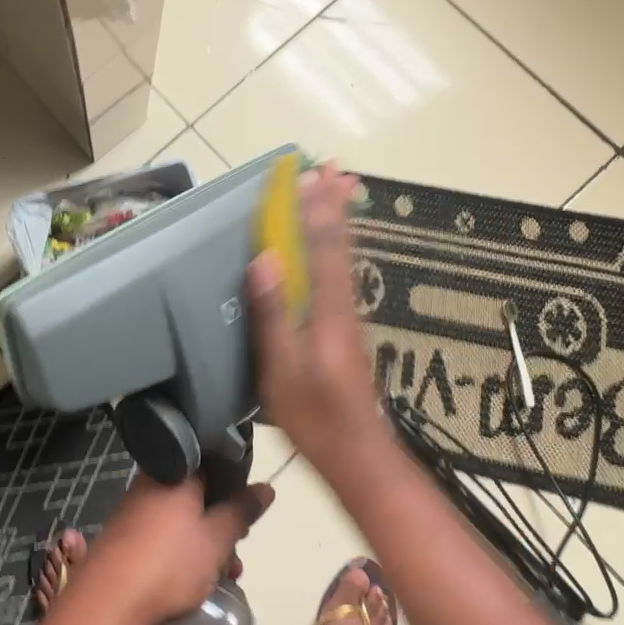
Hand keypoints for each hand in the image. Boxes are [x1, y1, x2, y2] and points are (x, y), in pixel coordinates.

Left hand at [71, 475, 273, 624]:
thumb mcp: (216, 538)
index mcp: (175, 470)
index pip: (212, 462)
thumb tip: (266, 488)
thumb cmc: (169, 560)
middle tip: (235, 552)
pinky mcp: (127, 531)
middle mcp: (153, 480)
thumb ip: (241, 511)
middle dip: (222, 523)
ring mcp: (136, 505)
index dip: (235, 486)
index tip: (247, 511)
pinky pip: (164, 531)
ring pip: (182, 517)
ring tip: (223, 574)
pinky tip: (194, 576)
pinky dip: (183, 549)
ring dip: (206, 542)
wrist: (111, 596)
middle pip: (198, 493)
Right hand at [248, 165, 390, 470]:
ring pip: (343, 257)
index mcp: (326, 310)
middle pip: (338, 244)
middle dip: (335, 204)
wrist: (359, 456)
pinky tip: (332, 245)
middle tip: (337, 167)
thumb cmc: (315, 415)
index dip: (315, 209)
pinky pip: (340, 273)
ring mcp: (348, 318)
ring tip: (341, 190)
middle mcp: (343, 305)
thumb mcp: (283, 368)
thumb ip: (274, 314)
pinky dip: (336, 246)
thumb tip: (264, 259)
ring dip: (340, 220)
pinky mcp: (346, 330)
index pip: (319, 247)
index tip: (312, 174)